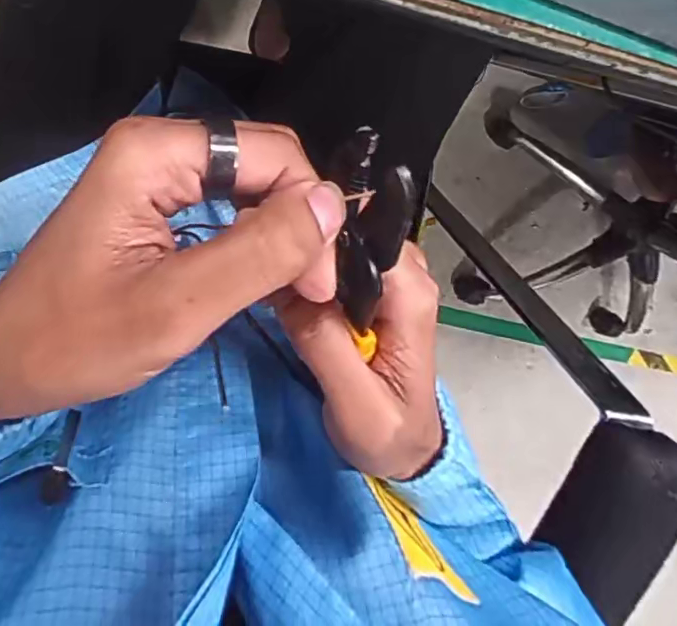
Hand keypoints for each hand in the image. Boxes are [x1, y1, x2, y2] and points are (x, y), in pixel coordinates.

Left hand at [0, 116, 347, 423]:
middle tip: (310, 291)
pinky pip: (220, 197)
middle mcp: (153, 142)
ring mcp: (148, 165)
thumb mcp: (177, 305)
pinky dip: (249, 233)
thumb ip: (260, 250)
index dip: (308, 210)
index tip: (320, 283)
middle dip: (296, 218)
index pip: (270, 151)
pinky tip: (260, 273)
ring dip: (277, 230)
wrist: (5, 358)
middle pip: (260, 159)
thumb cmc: (76, 339)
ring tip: (291, 288)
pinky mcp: (148, 192)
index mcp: (152, 151)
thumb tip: (330, 203)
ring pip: (246, 180)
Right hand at [276, 243, 444, 480]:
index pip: (357, 232)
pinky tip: (274, 286)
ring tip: (267, 282)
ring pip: (325, 233)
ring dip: (291, 252)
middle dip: (298, 242)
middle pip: (339, 224)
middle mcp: (399, 271)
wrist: (399, 451)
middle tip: (266, 274)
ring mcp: (377, 273)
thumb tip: (288, 282)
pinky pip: (319, 254)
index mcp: (410, 294)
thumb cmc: (390, 436)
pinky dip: (293, 264)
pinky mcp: (354, 281)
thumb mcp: (359, 406)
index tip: (282, 265)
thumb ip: (325, 342)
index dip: (316, 241)